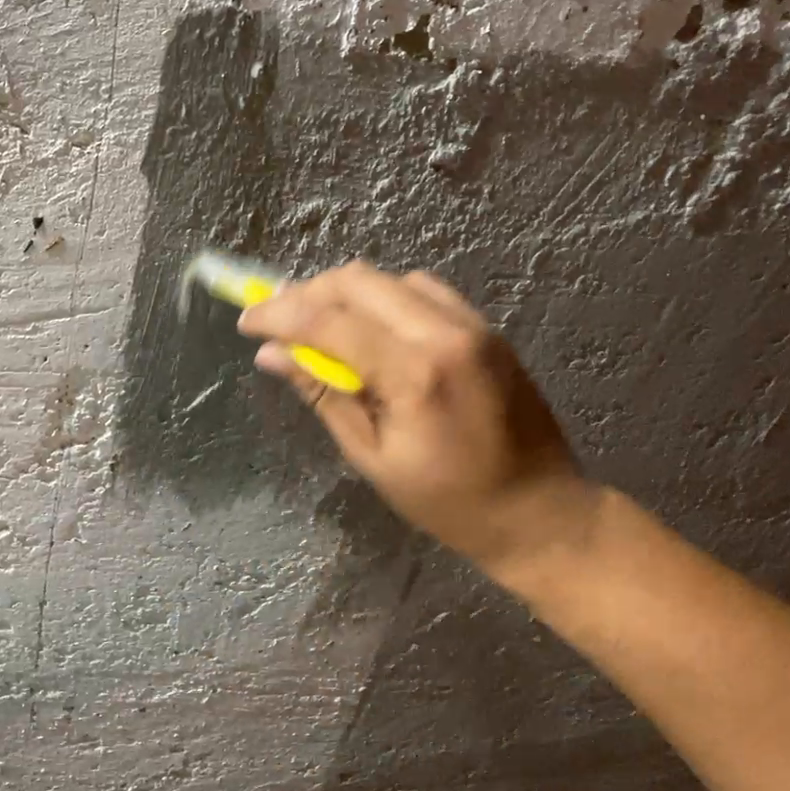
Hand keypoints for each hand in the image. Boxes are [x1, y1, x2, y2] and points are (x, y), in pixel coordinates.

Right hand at [237, 261, 599, 568]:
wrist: (543, 513)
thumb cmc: (448, 502)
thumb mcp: (372, 456)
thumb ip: (323, 394)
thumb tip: (270, 354)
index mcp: (416, 374)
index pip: (329, 322)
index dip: (278, 314)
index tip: (246, 321)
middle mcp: (446, 333)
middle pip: (357, 281)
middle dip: (306, 293)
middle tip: (277, 320)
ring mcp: (472, 325)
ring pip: (389, 278)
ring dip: (344, 293)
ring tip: (318, 324)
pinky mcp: (486, 328)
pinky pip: (422, 290)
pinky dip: (383, 298)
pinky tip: (369, 328)